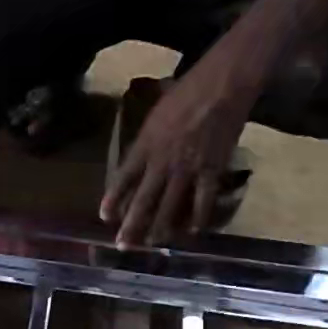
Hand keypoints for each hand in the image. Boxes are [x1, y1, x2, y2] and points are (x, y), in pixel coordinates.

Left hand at [101, 54, 258, 248]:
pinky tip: (194, 231)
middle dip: (131, 225)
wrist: (223, 83)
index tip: (104, 217)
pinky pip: (203, 201)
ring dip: (160, 228)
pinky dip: (199, 218)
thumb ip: (146, 139)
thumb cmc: (188, 90)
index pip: (124, 176)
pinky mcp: (212, 170)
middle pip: (143, 199)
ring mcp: (187, 168)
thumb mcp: (157, 112)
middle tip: (122, 245)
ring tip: (153, 243)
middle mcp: (163, 160)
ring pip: (170, 206)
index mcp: (146, 143)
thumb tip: (138, 158)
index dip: (113, 198)